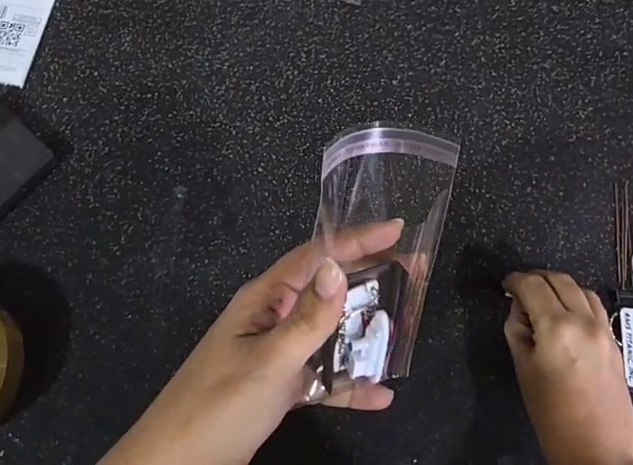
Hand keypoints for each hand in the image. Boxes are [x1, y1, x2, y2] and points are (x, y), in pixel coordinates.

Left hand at [102, 219, 404, 464]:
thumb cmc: (218, 405)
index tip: (397, 228)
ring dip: (364, 331)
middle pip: (327, 288)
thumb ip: (307, 319)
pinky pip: (322, 377)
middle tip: (414, 270)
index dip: (356, 240)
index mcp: (265, 298)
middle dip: (369, 277)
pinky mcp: (278, 388)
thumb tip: (339, 266)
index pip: (316, 256)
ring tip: (405, 325)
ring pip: (328, 332)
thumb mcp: (268, 362)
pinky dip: (349, 384)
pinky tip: (379, 395)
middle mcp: (272, 317)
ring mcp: (275, 353)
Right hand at [503, 270, 632, 464]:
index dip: (514, 280)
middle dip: (536, 278)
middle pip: (558, 279)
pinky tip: (567, 313)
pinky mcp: (615, 343)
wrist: (598, 453)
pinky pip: (595, 306)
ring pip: (580, 288)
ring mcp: (604, 330)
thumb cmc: (553, 417)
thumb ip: (517, 330)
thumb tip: (519, 308)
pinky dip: (578, 299)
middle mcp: (584, 321)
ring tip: (544, 299)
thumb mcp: (524, 370)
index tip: (505, 285)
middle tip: (520, 290)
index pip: (532, 285)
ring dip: (559, 286)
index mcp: (557, 327)